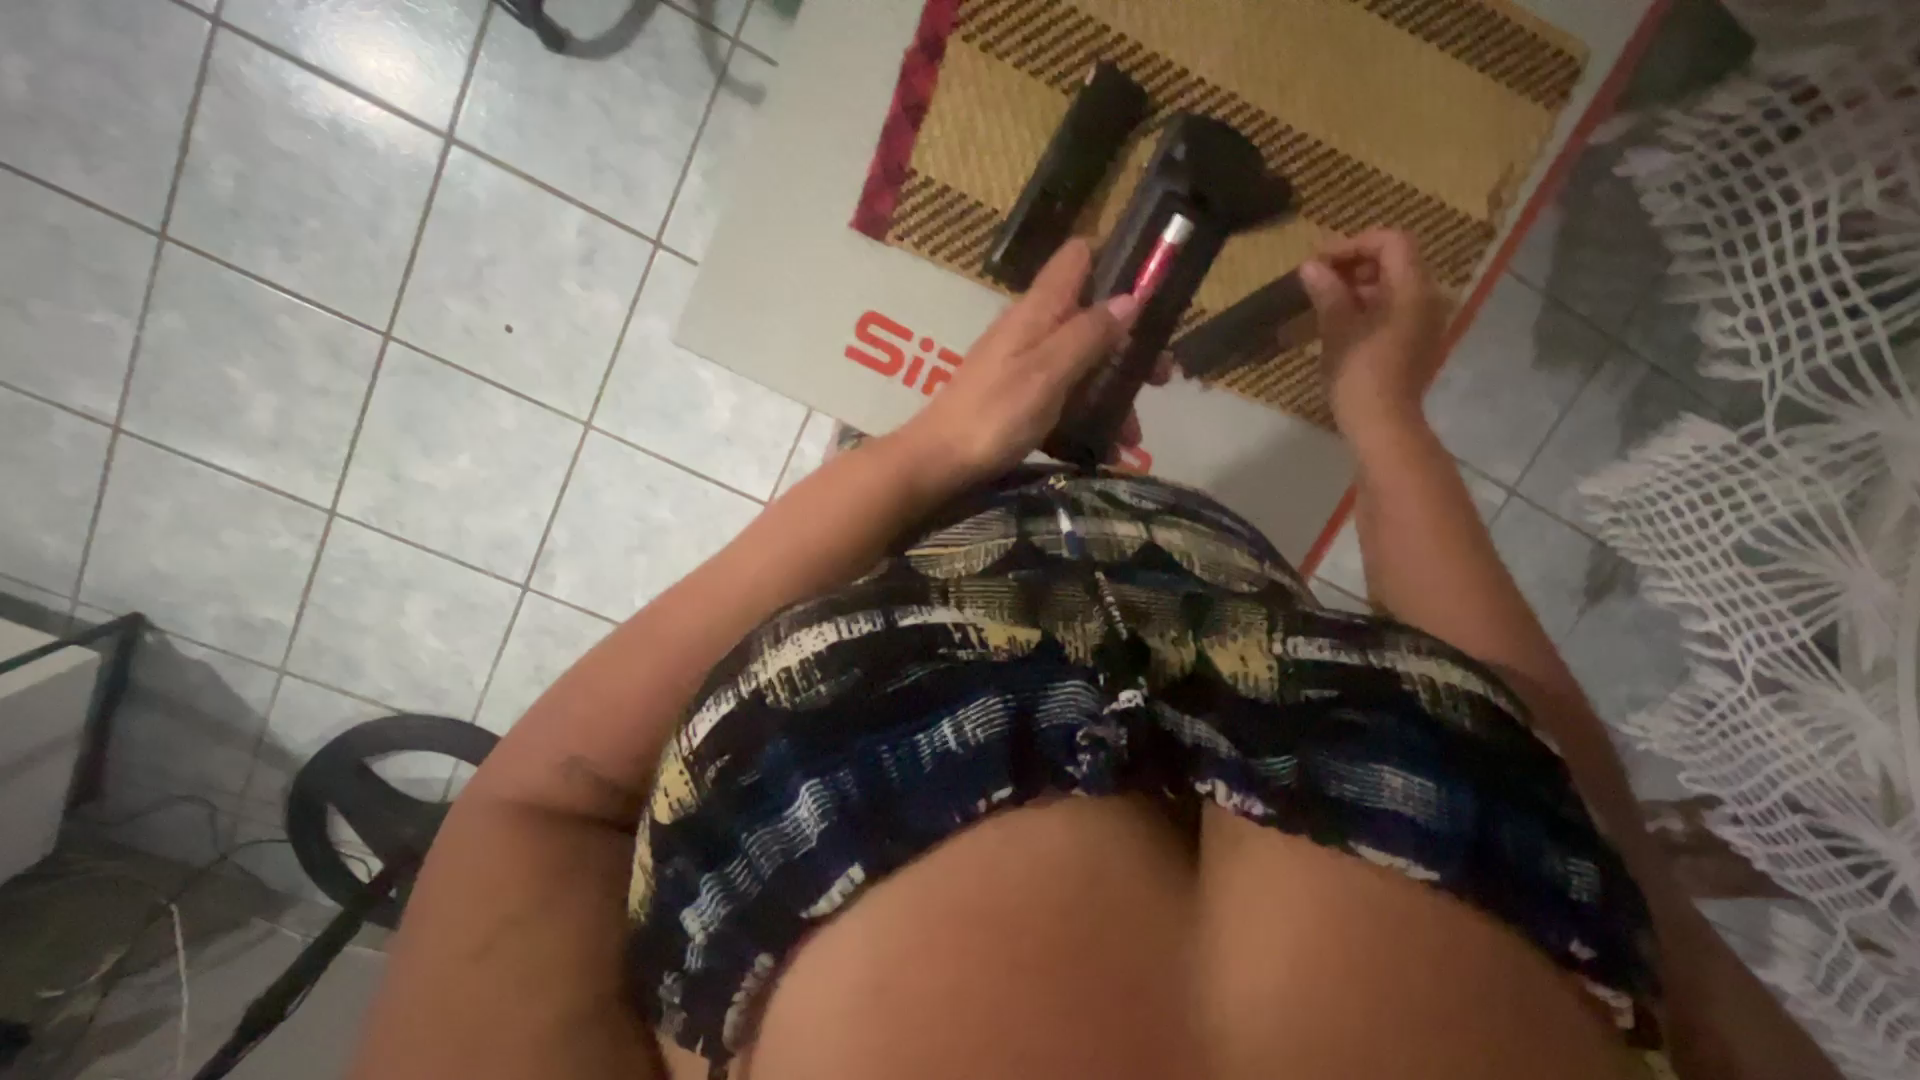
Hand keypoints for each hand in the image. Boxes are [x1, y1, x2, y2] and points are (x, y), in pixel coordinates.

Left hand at [892, 239, 1165, 487]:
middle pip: (1091, 318)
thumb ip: (1088, 334)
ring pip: (1082, 363)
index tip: (1156, 288)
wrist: (938, 462)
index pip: (1078, 259)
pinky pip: (1064, 398)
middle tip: (1163, 379)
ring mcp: (1024, 364)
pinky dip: (1087, 418)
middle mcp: (1032, 329)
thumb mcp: (1049, 372)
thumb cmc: (994, 415)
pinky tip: (1105, 450)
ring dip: (1113, 394)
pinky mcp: (1019, 398)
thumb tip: (1131, 296)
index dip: (1117, 262)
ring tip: (1132, 438)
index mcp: (1038, 311)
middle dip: (1130, 345)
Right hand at [1298, 229, 1448, 437]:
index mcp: (1414, 290)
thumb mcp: (1338, 330)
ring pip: (1395, 286)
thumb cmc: (1360, 375)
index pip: (1391, 242)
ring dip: (1360, 286)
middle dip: (1355, 264)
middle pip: (1396, 261)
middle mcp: (1428, 298)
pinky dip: (1370, 306)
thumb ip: (1328, 292)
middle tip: (1318, 280)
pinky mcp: (1417, 341)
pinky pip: (1396, 308)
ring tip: (1325, 302)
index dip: (1353, 244)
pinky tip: (1342, 323)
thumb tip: (1312, 267)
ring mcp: (1427, 321)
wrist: (1384, 426)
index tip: (1320, 263)